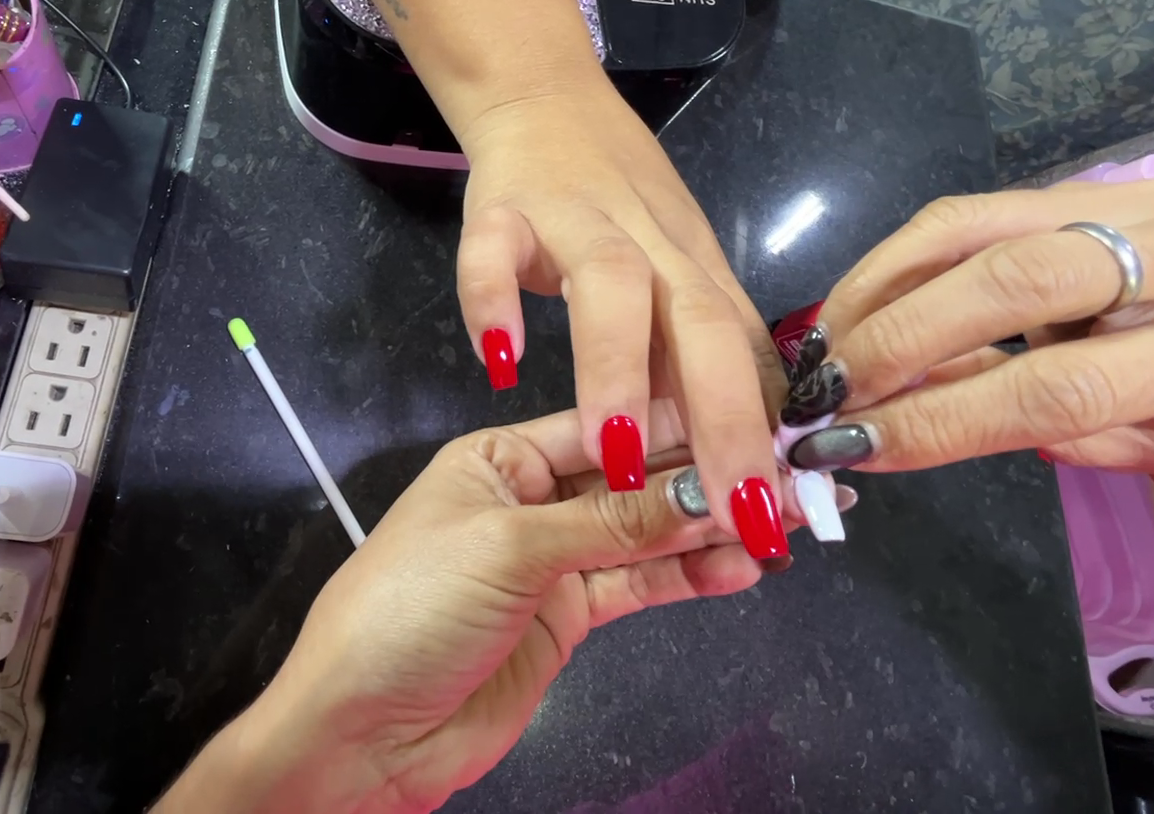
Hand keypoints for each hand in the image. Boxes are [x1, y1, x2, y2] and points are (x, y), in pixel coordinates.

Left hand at [154, 406, 768, 813]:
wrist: (364, 730)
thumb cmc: (415, 604)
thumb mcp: (510, 548)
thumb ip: (611, 524)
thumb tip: (706, 494)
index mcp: (501, 456)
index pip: (601, 427)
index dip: (673, 427)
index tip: (751, 422)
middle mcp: (531, 497)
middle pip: (629, 480)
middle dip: (704, 478)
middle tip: (790, 473)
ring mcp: (552, 559)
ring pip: (643, 535)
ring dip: (708, 530)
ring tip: (787, 521)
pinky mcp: (567, 614)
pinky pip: (637, 586)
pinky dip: (687, 578)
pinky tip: (741, 567)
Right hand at [454, 84, 791, 560]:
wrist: (545, 98)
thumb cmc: (616, 191)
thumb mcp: (674, 262)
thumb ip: (697, 339)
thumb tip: (735, 434)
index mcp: (690, 265)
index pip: (741, 351)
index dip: (762, 436)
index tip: (775, 521)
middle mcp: (646, 242)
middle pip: (697, 320)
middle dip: (721, 419)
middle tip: (728, 512)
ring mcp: (572, 219)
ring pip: (608, 284)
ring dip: (615, 368)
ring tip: (612, 454)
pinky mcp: (501, 208)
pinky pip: (492, 253)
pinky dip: (493, 302)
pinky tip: (495, 359)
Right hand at [773, 182, 1153, 485]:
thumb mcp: (1112, 448)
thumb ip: (1001, 428)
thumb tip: (862, 431)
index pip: (1066, 386)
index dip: (945, 417)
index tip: (856, 444)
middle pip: (1017, 280)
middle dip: (901, 338)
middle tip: (830, 387)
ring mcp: (1139, 200)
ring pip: (972, 230)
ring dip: (877, 292)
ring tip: (826, 347)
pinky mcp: (1076, 185)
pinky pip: (957, 216)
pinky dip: (888, 265)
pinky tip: (853, 307)